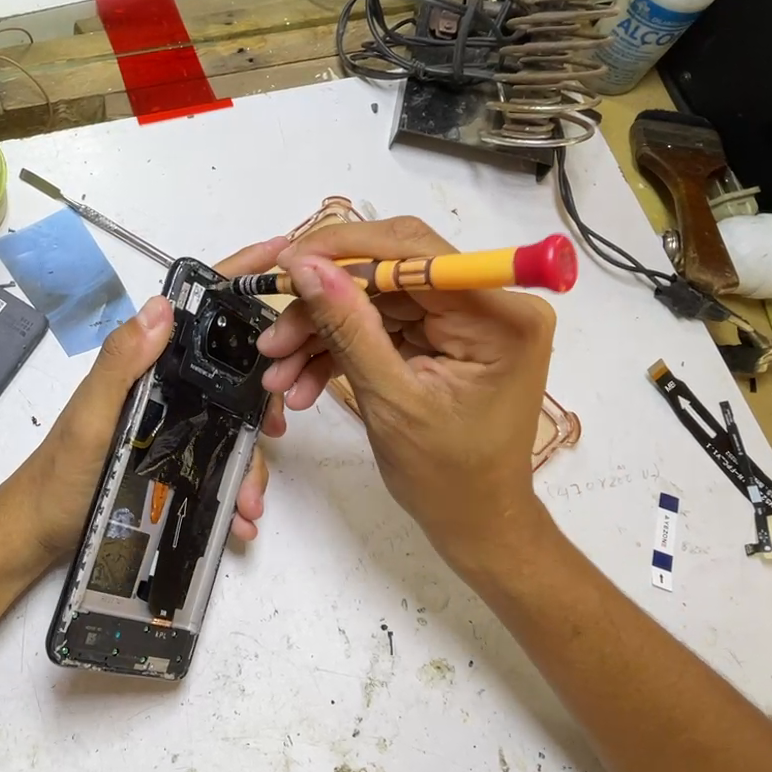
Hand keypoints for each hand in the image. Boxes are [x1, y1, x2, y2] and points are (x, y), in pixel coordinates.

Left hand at [0, 239, 287, 574]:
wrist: (42, 530)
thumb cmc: (62, 473)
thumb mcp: (91, 418)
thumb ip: (120, 363)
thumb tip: (163, 304)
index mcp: (145, 363)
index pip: (195, 309)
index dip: (239, 279)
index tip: (286, 257)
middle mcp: (165, 385)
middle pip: (233, 370)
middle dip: (262, 398)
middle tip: (279, 429)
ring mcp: (172, 421)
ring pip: (232, 424)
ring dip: (249, 461)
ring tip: (248, 500)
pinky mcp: (176, 457)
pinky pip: (220, 463)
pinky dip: (234, 487)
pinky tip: (239, 516)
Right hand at [256, 217, 555, 564]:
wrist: (473, 521)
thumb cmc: (447, 475)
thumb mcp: (391, 399)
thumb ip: (349, 328)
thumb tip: (306, 266)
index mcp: (497, 315)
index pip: (413, 251)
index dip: (344, 250)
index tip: (286, 264)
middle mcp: (486, 304)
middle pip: (387, 273)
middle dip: (324, 304)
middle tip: (274, 337)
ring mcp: (461, 322)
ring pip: (372, 301)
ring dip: (320, 333)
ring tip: (278, 373)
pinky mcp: (438, 339)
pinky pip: (376, 327)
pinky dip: (337, 351)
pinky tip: (301, 382)